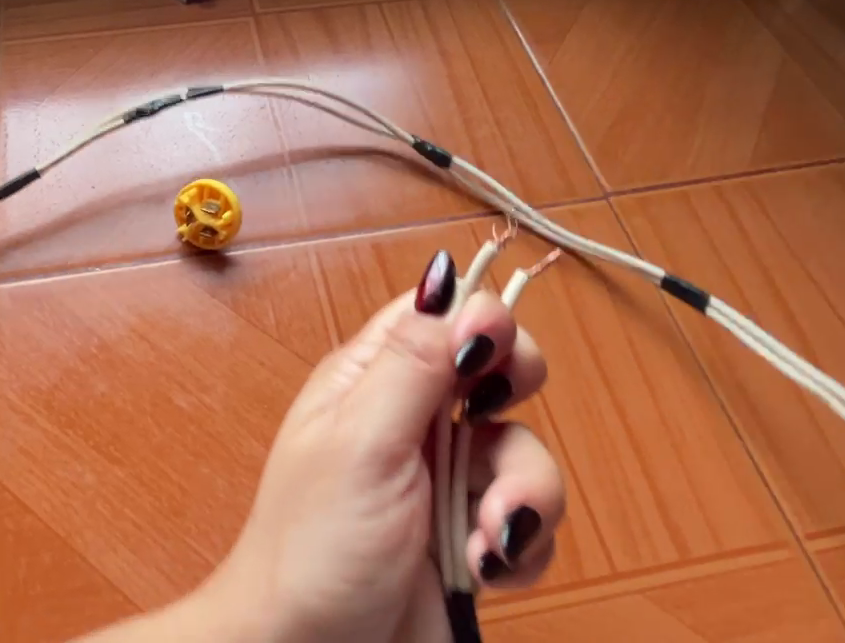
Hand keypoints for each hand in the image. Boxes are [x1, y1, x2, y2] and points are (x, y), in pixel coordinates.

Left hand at [194, 271, 564, 641]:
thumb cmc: (317, 544)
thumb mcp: (364, 441)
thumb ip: (414, 362)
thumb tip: (448, 275)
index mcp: (374, 377)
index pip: (439, 313)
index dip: (478, 319)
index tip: (487, 354)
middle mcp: (414, 416)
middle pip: (495, 368)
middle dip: (512, 397)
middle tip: (489, 420)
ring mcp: (446, 476)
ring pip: (522, 448)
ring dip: (521, 493)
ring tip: (483, 538)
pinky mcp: (472, 533)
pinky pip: (528, 517)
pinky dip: (521, 543)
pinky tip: (487, 569)